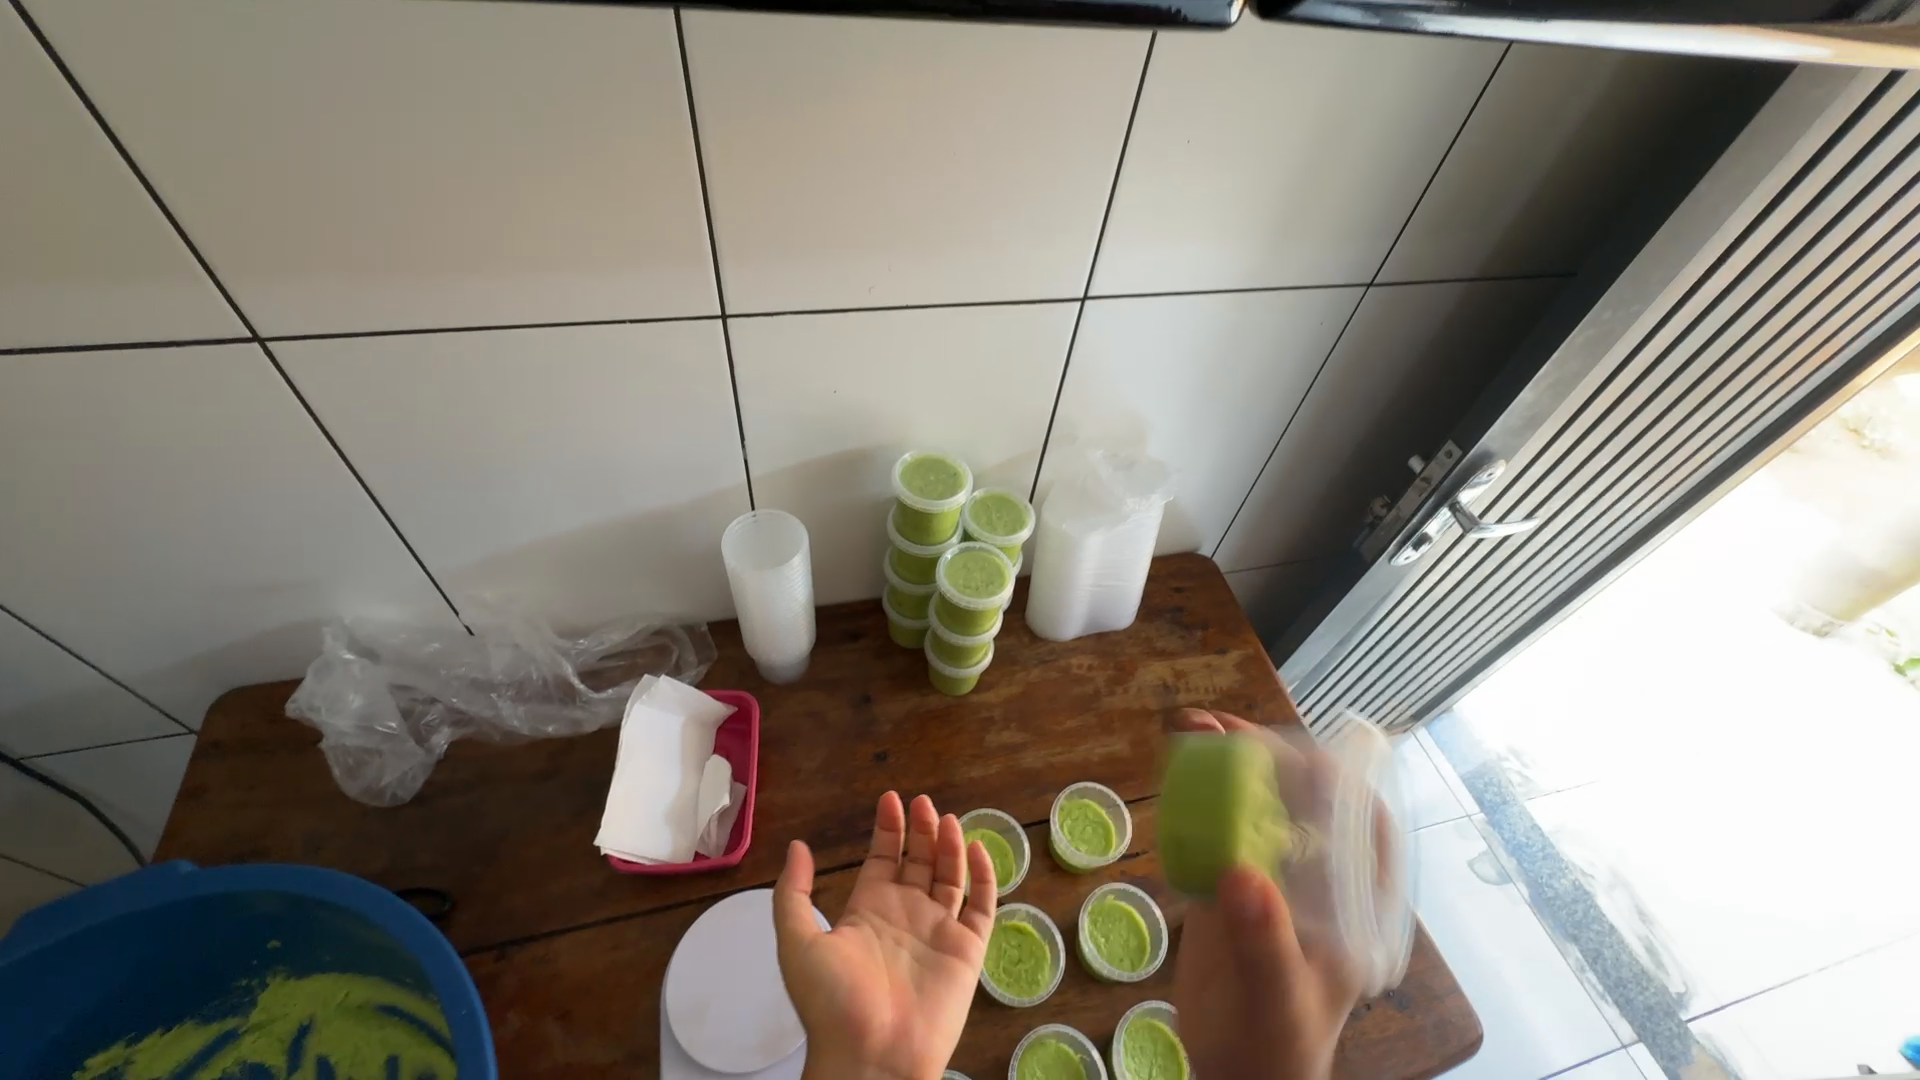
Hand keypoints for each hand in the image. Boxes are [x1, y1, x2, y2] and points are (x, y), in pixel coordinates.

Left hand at [774, 791, 996, 1079]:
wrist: (871, 1056)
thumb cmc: (832, 1001)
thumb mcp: (798, 941)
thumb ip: (794, 893)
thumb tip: (798, 845)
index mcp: (869, 909)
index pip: (884, 858)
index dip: (888, 829)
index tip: (891, 798)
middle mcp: (906, 914)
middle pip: (919, 861)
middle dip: (920, 830)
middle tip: (923, 802)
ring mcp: (938, 931)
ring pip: (951, 876)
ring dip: (950, 845)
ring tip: (946, 817)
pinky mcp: (967, 950)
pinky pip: (982, 905)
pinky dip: (985, 876)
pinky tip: (979, 848)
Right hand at [1171, 709, 1363, 1079]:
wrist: (1230, 1074)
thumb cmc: (1272, 1045)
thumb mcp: (1275, 998)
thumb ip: (1264, 942)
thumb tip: (1241, 873)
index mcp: (1351, 902)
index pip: (1362, 821)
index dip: (1333, 775)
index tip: (1286, 744)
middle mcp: (1316, 880)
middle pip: (1299, 799)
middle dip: (1262, 755)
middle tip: (1213, 725)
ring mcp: (1271, 878)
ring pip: (1254, 806)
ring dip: (1223, 765)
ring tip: (1186, 732)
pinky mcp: (1229, 883)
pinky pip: (1215, 827)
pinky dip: (1194, 795)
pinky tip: (1171, 774)